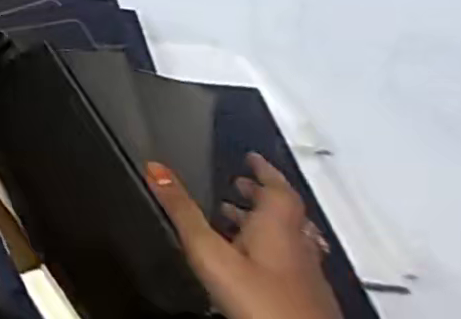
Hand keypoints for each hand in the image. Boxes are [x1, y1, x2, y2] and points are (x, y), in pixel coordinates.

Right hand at [145, 154, 342, 318]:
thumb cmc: (260, 302)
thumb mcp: (207, 250)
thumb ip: (180, 208)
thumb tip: (154, 167)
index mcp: (277, 230)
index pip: (279, 191)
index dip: (266, 171)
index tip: (253, 157)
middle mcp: (298, 251)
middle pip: (287, 216)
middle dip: (262, 196)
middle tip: (240, 183)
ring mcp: (306, 280)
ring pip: (289, 241)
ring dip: (264, 225)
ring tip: (235, 218)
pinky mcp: (306, 302)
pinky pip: (289, 264)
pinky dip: (269, 251)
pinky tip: (249, 261)